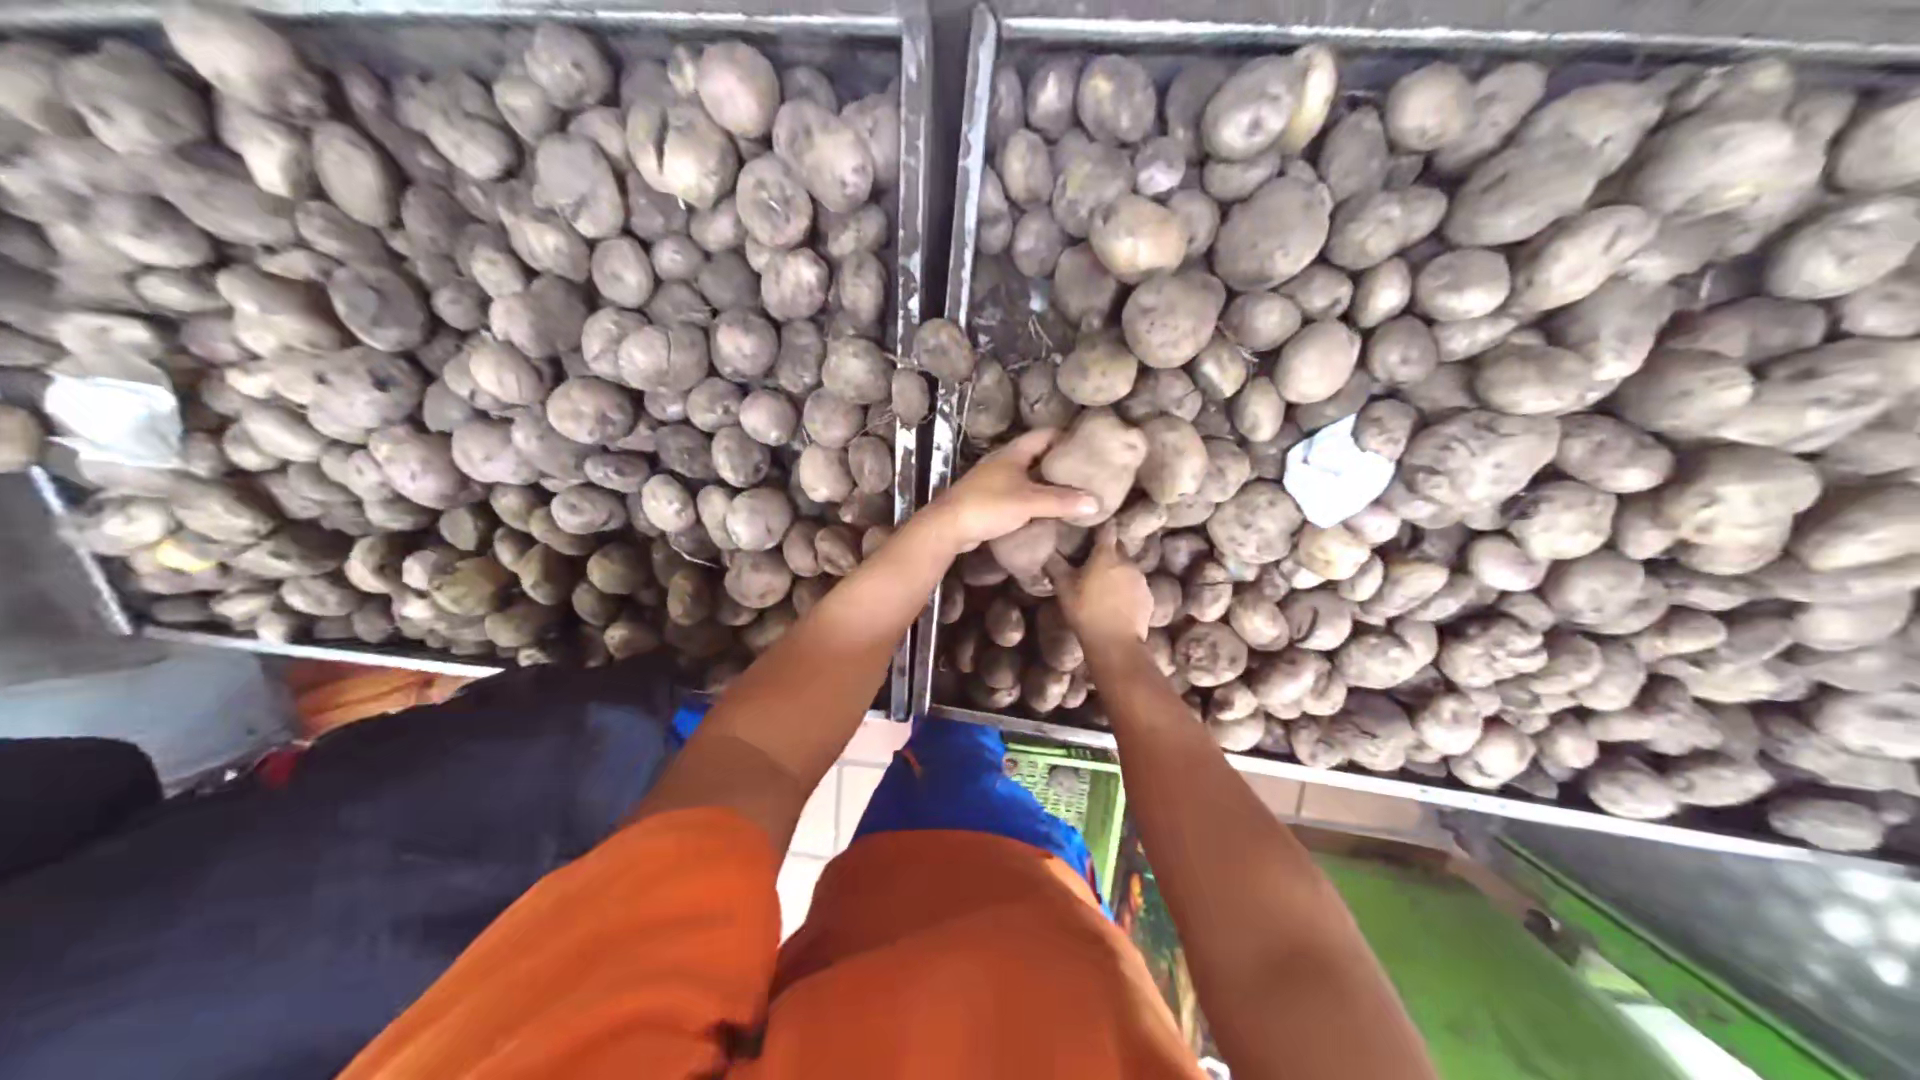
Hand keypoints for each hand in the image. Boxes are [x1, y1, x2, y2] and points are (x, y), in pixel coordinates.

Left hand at [926, 429, 1097, 552]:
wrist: (949, 526)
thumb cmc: (988, 505)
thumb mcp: (1029, 501)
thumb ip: (1062, 501)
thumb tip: (1095, 502)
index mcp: (1013, 452)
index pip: (1044, 434)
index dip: (1065, 435)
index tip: (1088, 443)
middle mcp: (1003, 461)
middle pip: (1036, 454)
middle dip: (1058, 460)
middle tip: (1084, 469)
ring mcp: (994, 480)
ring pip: (1027, 475)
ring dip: (1045, 481)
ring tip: (1071, 489)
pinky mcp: (989, 498)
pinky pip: (1018, 492)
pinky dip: (1033, 496)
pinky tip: (1046, 508)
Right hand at [1046, 523, 1153, 649]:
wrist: (1115, 643)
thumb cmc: (1085, 612)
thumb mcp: (1064, 589)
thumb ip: (1056, 566)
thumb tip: (1048, 551)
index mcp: (1106, 555)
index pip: (1107, 530)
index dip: (1102, 526)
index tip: (1096, 525)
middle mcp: (1127, 562)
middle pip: (1119, 548)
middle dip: (1109, 550)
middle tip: (1095, 558)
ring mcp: (1141, 579)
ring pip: (1129, 567)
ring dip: (1119, 570)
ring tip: (1106, 583)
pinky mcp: (1149, 596)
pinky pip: (1137, 585)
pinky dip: (1128, 588)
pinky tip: (1118, 600)